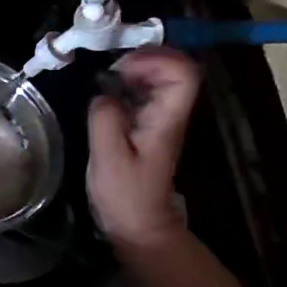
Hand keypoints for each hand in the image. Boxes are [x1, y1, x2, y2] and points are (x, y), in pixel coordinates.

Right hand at [87, 48, 199, 249]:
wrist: (140, 227)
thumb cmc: (125, 196)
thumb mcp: (108, 157)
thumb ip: (104, 117)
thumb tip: (103, 92)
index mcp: (167, 119)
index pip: (184, 73)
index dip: (156, 60)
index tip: (123, 70)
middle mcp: (170, 114)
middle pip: (174, 68)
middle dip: (143, 58)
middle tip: (111, 69)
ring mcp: (161, 119)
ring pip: (159, 77)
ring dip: (133, 70)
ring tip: (105, 79)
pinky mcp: (147, 125)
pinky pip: (144, 92)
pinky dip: (126, 85)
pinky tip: (105, 94)